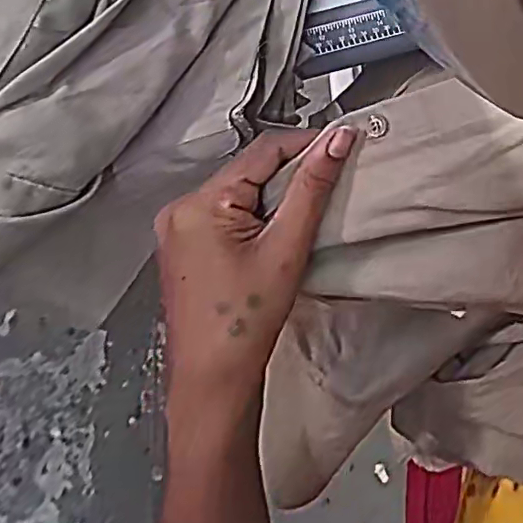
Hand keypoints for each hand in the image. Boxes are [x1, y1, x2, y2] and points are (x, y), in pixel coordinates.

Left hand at [154, 125, 356, 410]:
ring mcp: (181, 227)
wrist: (214, 381)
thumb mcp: (288, 245)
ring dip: (280, 191)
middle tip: (331, 182)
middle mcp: (181, 209)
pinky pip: (232, 208)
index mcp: (199, 204)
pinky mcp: (189, 242)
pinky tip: (281, 230)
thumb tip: (335, 141)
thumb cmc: (244, 324)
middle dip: (295, 170)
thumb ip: (313, 185)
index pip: (264, 149)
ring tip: (307, 213)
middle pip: (253, 166)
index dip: (308, 143)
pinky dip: (263, 210)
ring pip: (245, 186)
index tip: (341, 146)